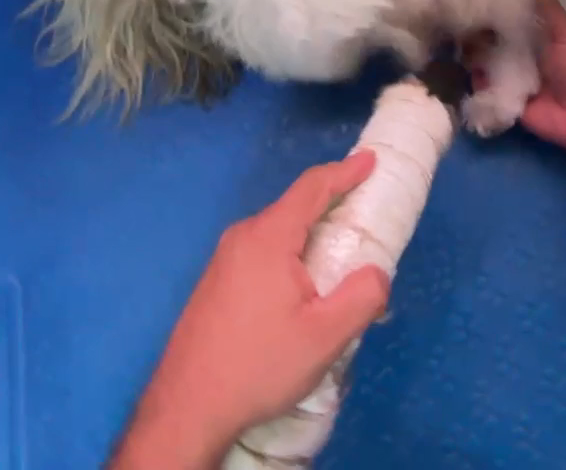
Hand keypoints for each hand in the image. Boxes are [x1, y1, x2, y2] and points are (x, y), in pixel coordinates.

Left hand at [113, 152, 391, 468]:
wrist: (188, 405)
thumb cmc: (259, 364)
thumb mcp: (324, 337)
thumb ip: (361, 298)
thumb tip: (377, 273)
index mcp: (269, 237)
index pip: (312, 187)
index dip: (345, 171)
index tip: (371, 160)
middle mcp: (243, 236)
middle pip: (294, 208)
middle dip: (331, 207)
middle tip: (364, 219)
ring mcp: (224, 259)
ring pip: (277, 234)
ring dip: (310, 237)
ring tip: (338, 263)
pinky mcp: (217, 281)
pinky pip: (262, 253)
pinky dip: (289, 255)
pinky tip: (301, 290)